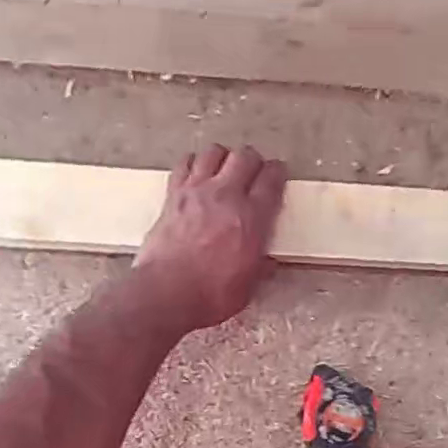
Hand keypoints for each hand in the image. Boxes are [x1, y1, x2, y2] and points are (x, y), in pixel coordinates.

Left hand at [129, 144, 287, 332]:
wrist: (169, 292)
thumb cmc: (211, 294)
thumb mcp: (249, 285)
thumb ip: (260, 266)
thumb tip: (267, 262)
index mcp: (252, 219)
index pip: (271, 181)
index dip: (278, 173)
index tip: (279, 173)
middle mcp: (226, 197)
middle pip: (244, 157)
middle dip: (254, 161)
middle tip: (255, 170)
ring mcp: (197, 191)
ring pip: (214, 152)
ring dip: (224, 157)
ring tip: (226, 168)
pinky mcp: (173, 195)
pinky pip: (185, 163)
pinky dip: (194, 163)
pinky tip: (197, 173)